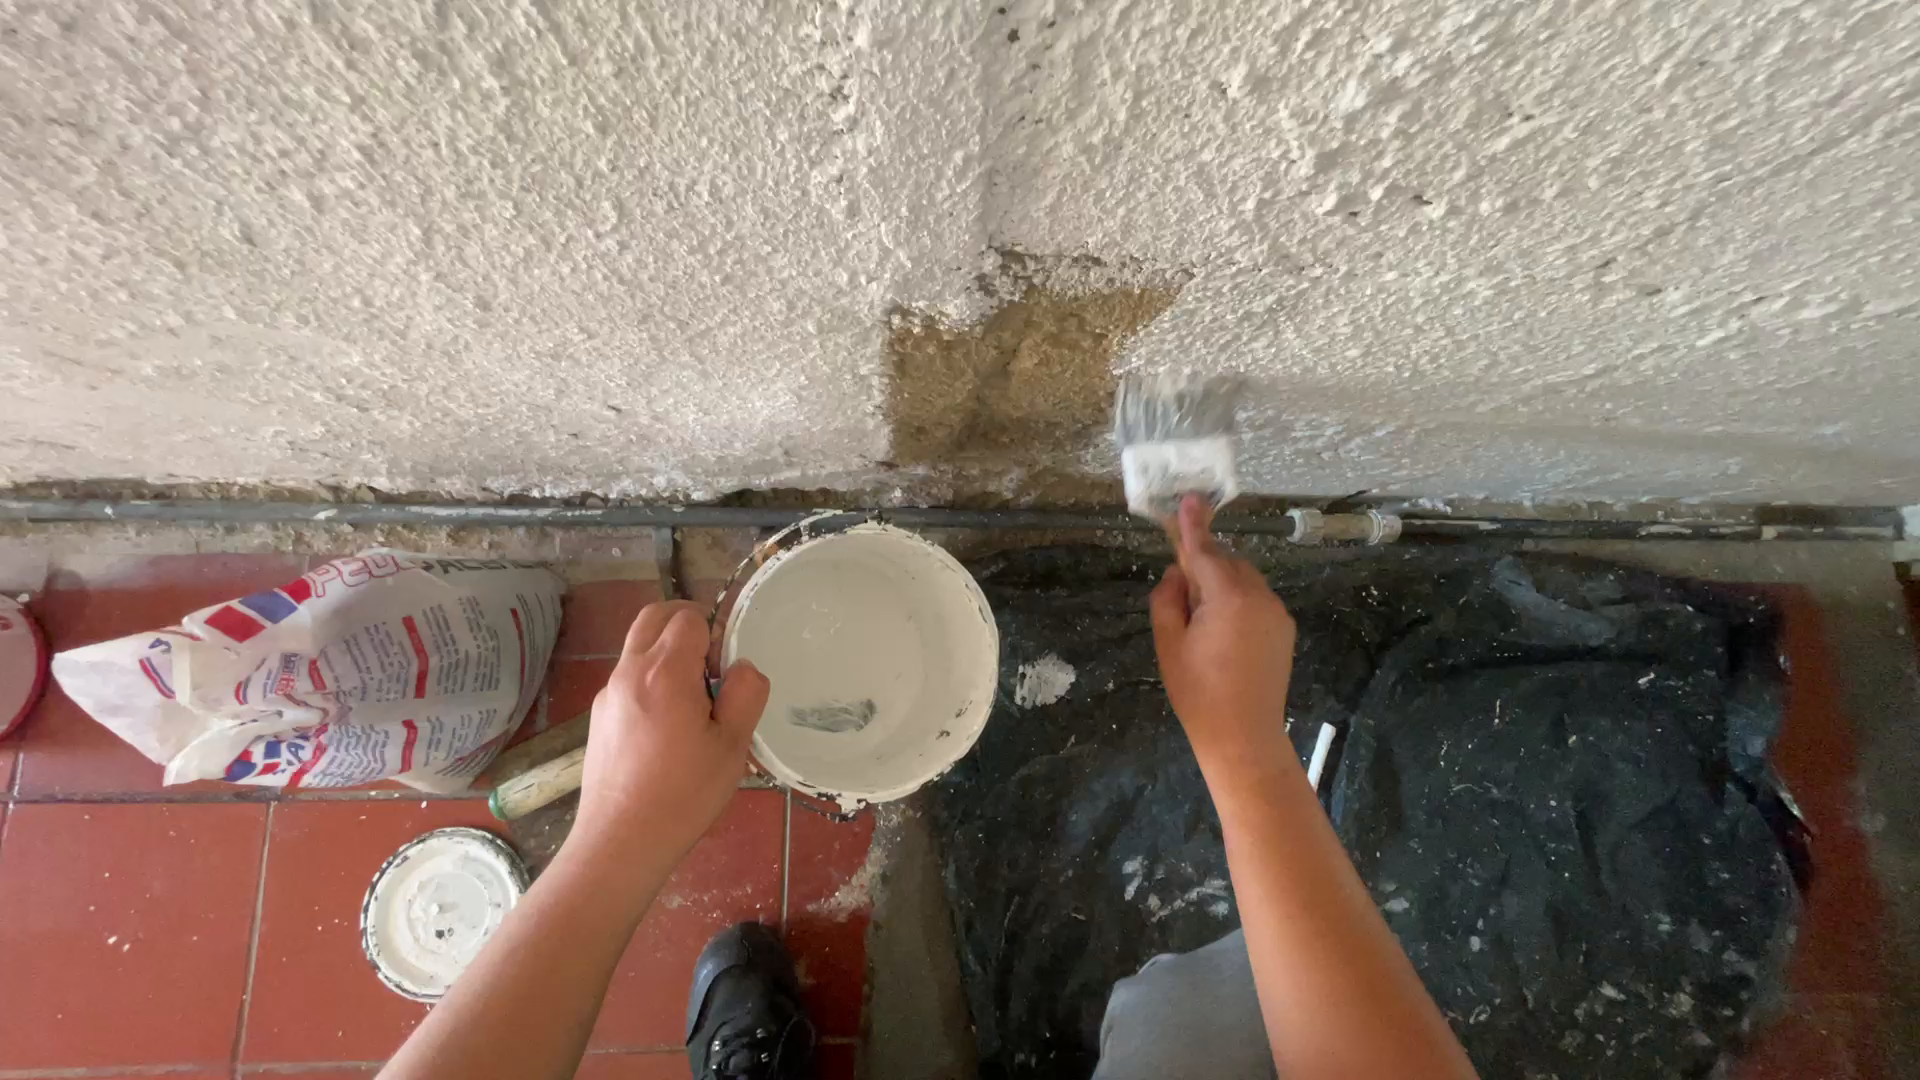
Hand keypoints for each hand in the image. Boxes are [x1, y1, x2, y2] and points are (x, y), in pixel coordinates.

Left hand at [573, 600, 770, 864]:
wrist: (621, 843)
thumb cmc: (684, 793)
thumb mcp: (733, 744)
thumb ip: (746, 692)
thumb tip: (740, 667)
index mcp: (664, 672)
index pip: (689, 617)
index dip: (715, 634)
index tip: (725, 674)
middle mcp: (629, 672)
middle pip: (655, 616)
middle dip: (686, 624)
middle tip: (711, 666)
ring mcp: (608, 694)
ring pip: (639, 646)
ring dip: (667, 653)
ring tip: (691, 703)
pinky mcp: (598, 718)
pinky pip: (628, 676)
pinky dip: (651, 679)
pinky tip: (666, 728)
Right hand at [1149, 495, 1297, 776]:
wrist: (1243, 738)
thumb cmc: (1198, 692)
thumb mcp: (1168, 644)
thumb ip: (1168, 598)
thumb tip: (1178, 574)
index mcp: (1228, 597)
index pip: (1205, 551)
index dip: (1192, 526)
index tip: (1189, 499)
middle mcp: (1260, 597)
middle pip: (1224, 563)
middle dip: (1201, 569)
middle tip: (1180, 605)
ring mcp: (1277, 613)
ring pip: (1241, 580)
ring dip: (1219, 586)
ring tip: (1201, 628)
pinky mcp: (1284, 629)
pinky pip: (1254, 599)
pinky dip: (1235, 602)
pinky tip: (1222, 637)